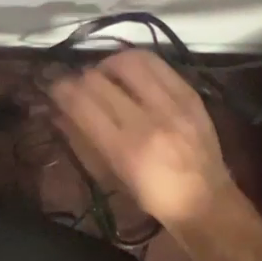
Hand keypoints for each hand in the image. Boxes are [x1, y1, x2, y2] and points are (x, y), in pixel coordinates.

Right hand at [50, 50, 235, 227]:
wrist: (206, 199)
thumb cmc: (152, 196)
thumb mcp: (111, 176)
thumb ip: (83, 140)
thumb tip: (57, 111)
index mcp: (125, 149)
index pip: (81, 103)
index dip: (61, 90)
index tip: (55, 89)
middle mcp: (148, 121)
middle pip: (99, 79)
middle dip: (80, 78)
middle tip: (79, 85)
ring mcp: (173, 104)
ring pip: (129, 60)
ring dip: (108, 64)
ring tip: (105, 75)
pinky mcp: (190, 94)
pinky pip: (156, 62)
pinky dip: (136, 63)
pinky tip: (131, 74)